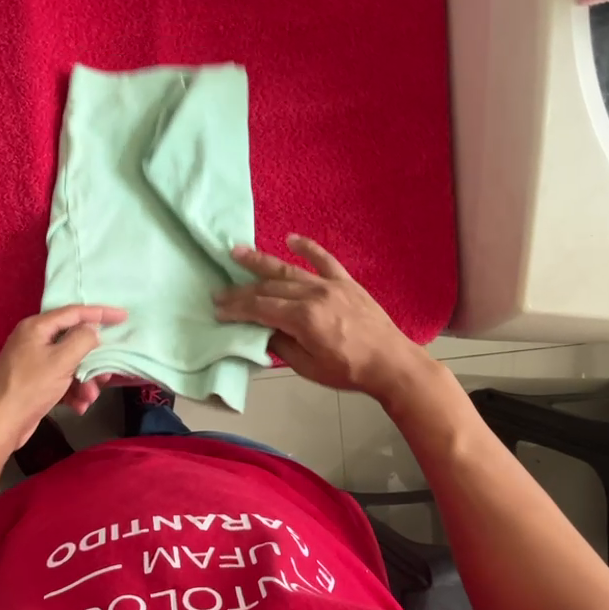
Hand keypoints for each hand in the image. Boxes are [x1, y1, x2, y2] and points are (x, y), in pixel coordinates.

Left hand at [0, 305, 127, 452]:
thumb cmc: (30, 387)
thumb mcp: (61, 361)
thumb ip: (82, 339)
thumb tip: (92, 327)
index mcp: (36, 327)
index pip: (74, 312)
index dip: (100, 313)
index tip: (124, 316)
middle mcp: (33, 340)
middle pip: (73, 341)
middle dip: (92, 361)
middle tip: (106, 375)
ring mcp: (32, 362)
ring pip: (69, 364)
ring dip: (84, 381)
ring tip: (88, 398)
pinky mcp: (34, 383)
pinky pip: (60, 380)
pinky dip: (72, 392)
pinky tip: (78, 406)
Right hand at [214, 235, 433, 402]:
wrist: (390, 362)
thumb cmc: (348, 370)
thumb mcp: (307, 367)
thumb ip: (281, 345)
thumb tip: (261, 330)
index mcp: (303, 318)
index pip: (259, 308)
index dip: (236, 308)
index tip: (217, 309)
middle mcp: (313, 295)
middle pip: (268, 287)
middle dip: (240, 289)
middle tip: (219, 290)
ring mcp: (330, 285)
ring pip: (288, 270)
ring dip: (260, 261)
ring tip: (237, 252)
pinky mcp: (346, 282)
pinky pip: (324, 260)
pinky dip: (307, 247)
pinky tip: (290, 239)